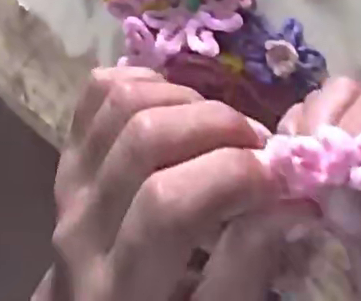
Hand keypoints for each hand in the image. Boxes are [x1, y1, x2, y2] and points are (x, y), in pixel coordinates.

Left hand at [36, 68, 312, 300]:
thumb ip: (247, 264)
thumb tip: (291, 197)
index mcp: (117, 287)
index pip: (168, 205)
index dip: (231, 175)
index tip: (280, 173)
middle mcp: (81, 225)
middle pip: (146, 137)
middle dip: (216, 124)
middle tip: (259, 142)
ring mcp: (68, 179)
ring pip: (123, 103)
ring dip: (186, 98)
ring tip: (224, 125)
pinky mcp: (68, 150)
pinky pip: (98, 90)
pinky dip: (145, 81)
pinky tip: (180, 103)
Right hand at [280, 79, 360, 300]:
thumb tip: (328, 177)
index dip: (355, 124)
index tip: (322, 159)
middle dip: (324, 123)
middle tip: (300, 164)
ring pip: (335, 114)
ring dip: (306, 135)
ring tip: (292, 174)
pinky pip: (322, 148)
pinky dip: (299, 155)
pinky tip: (291, 182)